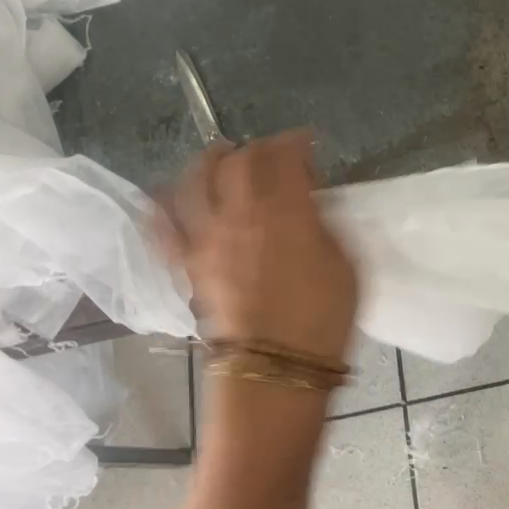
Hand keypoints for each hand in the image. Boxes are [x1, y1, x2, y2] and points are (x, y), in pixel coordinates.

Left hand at [155, 130, 359, 364]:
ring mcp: (207, 238)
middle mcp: (240, 215)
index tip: (306, 142)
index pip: (284, 158)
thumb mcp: (346, 265)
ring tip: (219, 156)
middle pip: (239, 162)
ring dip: (208, 161)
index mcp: (286, 212)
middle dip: (257, 148)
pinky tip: (165, 194)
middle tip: (271, 152)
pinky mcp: (188, 264)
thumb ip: (325, 227)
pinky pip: (163, 226)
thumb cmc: (324, 317)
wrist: (278, 365)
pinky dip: (162, 204)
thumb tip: (310, 207)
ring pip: (195, 182)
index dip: (295, 143)